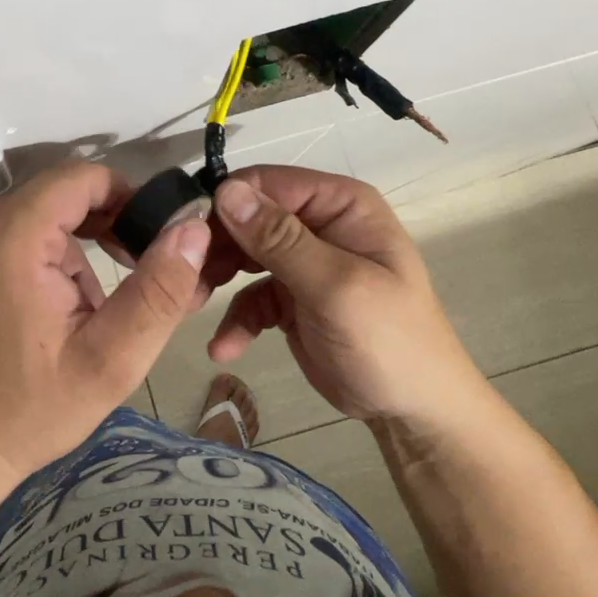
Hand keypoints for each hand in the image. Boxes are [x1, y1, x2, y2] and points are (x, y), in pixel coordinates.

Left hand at [0, 162, 213, 487]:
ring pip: (37, 212)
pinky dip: (44, 252)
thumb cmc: (31, 410)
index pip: (82, 177)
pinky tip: (57, 305)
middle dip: (105, 223)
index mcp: (10, 237)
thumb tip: (193, 228)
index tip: (155, 237)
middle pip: (59, 192)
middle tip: (138, 270)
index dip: (127, 196)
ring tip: (93, 305)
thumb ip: (159, 290)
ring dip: (75, 243)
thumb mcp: (112, 359)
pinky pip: (11, 231)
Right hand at [204, 166, 487, 427]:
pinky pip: (249, 298)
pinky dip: (235, 320)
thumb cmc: (389, 341)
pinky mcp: (290, 299)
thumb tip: (227, 191)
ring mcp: (303, 262)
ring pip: (241, 254)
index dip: (227, 203)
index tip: (186, 234)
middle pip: (249, 217)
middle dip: (215, 246)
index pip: (269, 183)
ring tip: (191, 305)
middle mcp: (319, 224)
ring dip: (215, 279)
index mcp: (341, 205)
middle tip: (184, 275)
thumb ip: (280, 239)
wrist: (413, 413)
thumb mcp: (335, 287)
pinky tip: (224, 348)